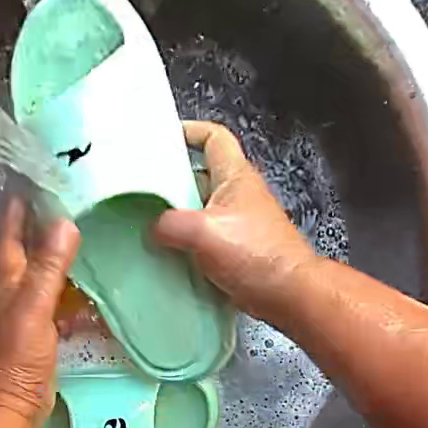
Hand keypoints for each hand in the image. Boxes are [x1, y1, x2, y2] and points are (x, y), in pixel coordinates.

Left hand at [0, 198, 80, 422]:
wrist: (14, 407)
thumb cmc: (18, 358)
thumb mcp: (34, 308)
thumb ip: (49, 269)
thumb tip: (64, 223)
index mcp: (7, 284)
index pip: (10, 238)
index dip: (17, 212)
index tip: (30, 184)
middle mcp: (14, 296)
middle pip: (29, 256)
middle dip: (44, 233)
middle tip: (71, 208)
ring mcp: (28, 318)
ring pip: (47, 283)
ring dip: (63, 266)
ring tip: (90, 246)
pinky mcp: (42, 339)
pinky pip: (60, 311)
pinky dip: (74, 302)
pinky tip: (92, 300)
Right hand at [153, 121, 321, 318]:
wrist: (287, 295)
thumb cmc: (255, 255)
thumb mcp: (204, 232)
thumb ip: (170, 224)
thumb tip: (152, 229)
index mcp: (234, 177)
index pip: (213, 138)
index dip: (188, 132)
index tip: (161, 139)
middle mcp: (236, 197)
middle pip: (197, 178)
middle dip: (169, 182)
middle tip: (140, 190)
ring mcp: (235, 225)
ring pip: (196, 212)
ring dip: (173, 219)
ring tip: (144, 225)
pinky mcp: (233, 252)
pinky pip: (200, 241)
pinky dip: (182, 246)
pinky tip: (163, 256)